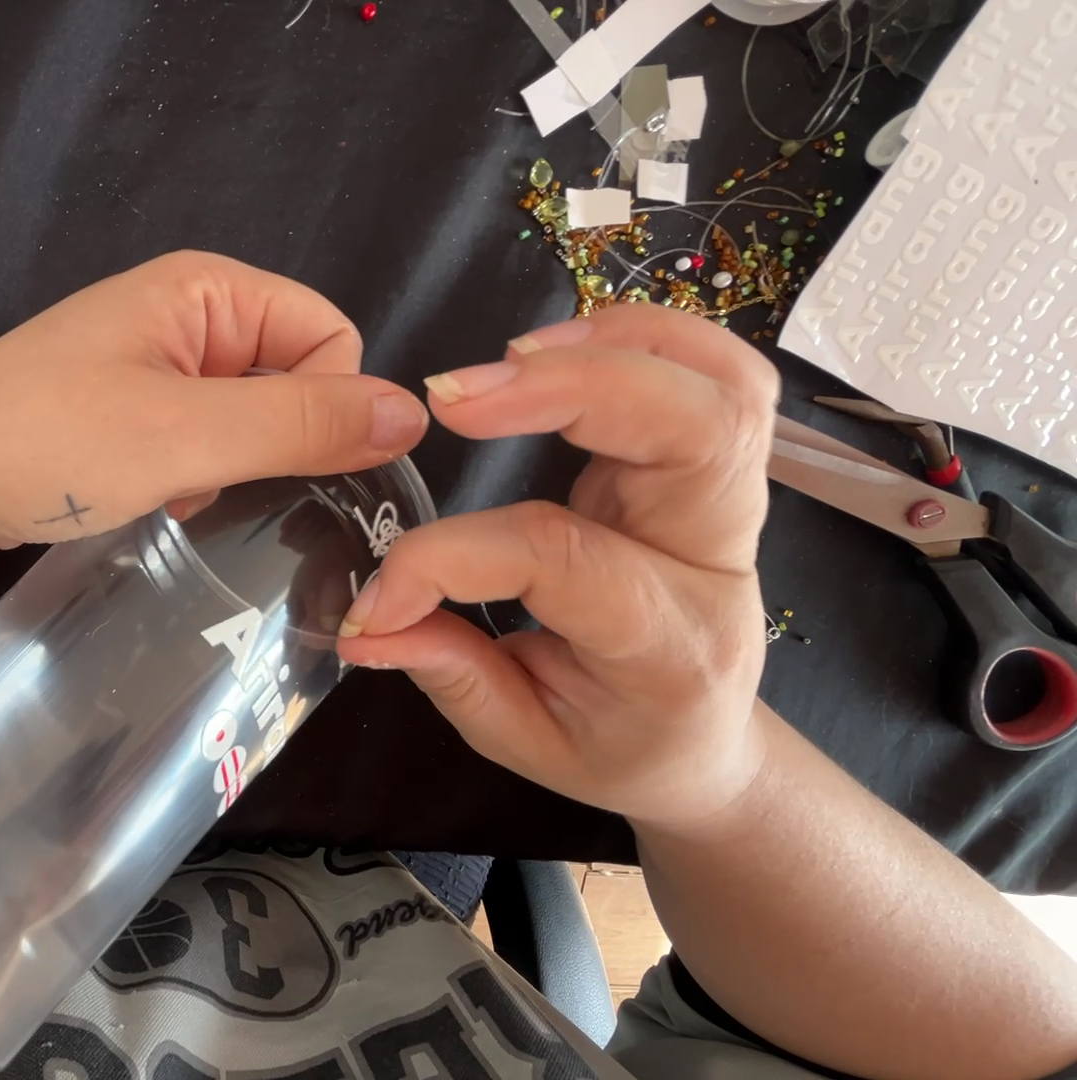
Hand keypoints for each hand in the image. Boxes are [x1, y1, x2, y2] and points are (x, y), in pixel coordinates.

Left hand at [0, 251, 429, 550]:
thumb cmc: (49, 444)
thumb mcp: (184, 434)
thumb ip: (300, 423)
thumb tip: (411, 414)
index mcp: (206, 291)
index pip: (328, 336)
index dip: (329, 404)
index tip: (293, 467)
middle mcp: (183, 317)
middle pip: (289, 376)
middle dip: (276, 441)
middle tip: (224, 486)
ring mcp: (150, 366)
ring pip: (245, 417)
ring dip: (233, 466)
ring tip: (181, 497)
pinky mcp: (126, 412)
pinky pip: (200, 440)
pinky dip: (196, 475)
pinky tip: (159, 501)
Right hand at [336, 305, 779, 828]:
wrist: (702, 744)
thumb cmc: (609, 745)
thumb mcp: (519, 737)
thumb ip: (447, 673)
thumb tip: (360, 624)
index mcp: (666, 644)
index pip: (559, 560)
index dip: (445, 559)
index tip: (372, 598)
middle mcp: (715, 561)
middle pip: (694, 431)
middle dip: (566, 390)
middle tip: (449, 398)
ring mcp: (725, 509)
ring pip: (724, 383)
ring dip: (614, 345)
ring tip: (509, 357)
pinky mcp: (705, 475)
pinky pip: (713, 375)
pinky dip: (641, 338)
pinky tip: (552, 350)